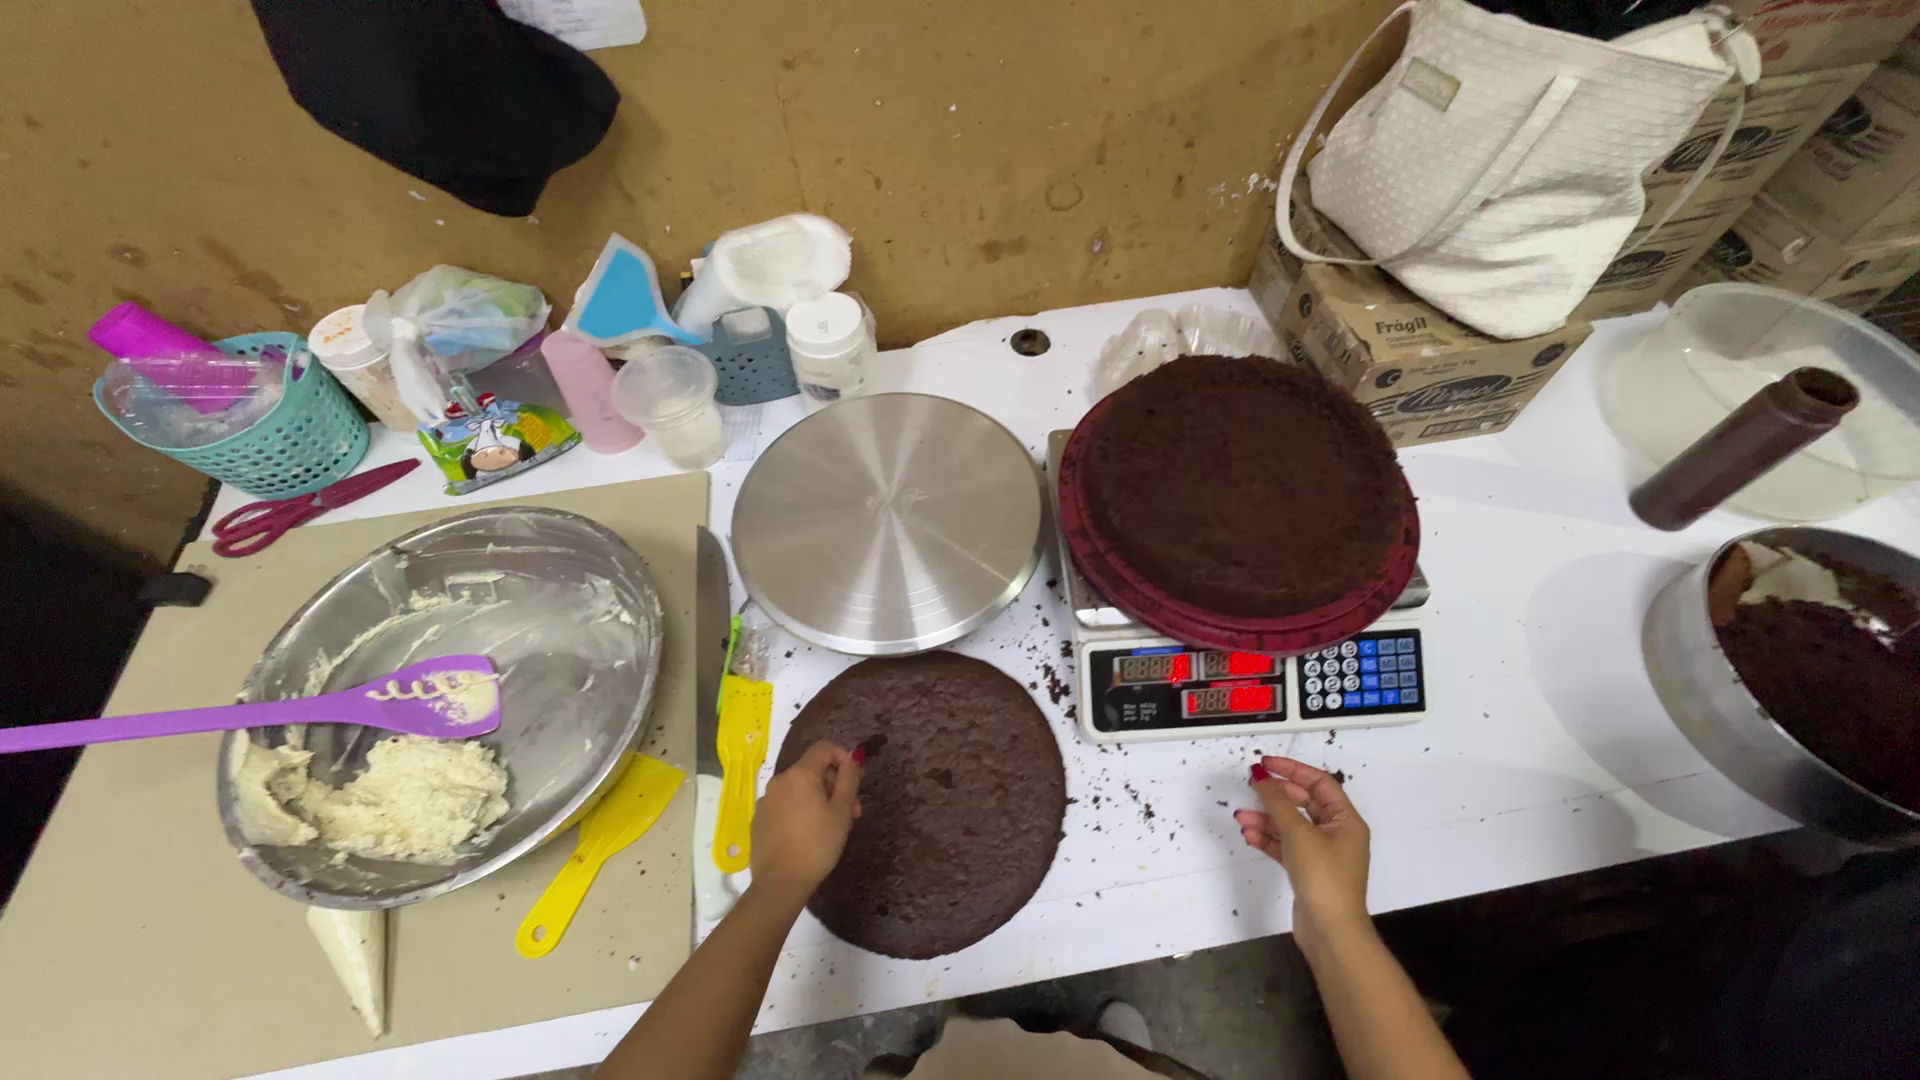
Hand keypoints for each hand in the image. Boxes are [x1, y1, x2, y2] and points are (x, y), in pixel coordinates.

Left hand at [750, 741, 863, 908]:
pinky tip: (807, 836)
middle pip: (812, 770)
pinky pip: (785, 805)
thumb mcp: (842, 811)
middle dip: (835, 786)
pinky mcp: (759, 819)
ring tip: (832, 827)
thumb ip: (849, 779)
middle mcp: (779, 781)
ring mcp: (766, 801)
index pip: (824, 748)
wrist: (779, 883)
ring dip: (819, 800)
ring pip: (799, 789)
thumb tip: (852, 758)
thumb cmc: (817, 845)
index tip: (854, 779)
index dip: (843, 757)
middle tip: (851, 813)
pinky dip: (800, 811)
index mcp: (800, 774)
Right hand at [1234, 756, 1371, 952]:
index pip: (1319, 782)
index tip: (1265, 763)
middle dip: (1275, 795)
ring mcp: (1322, 853)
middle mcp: (1336, 833)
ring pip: (1290, 825)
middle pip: (1303, 802)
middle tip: (1251, 787)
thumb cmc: (1322, 876)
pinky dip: (1268, 838)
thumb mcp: (1299, 833)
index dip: (1292, 769)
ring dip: (1266, 819)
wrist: (1330, 932)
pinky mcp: (1307, 870)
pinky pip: (1285, 845)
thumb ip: (1278, 801)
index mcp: (1345, 820)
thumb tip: (1261, 776)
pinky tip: (1249, 835)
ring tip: (1241, 817)